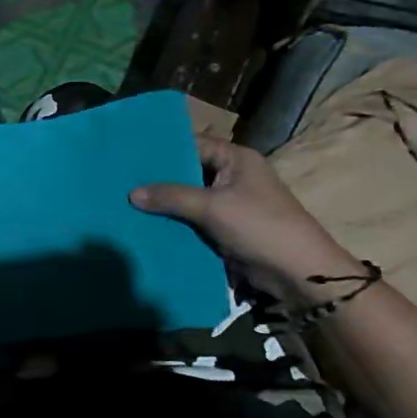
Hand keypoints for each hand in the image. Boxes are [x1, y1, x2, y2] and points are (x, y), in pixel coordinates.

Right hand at [129, 135, 356, 298]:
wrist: (297, 273)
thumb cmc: (260, 227)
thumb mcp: (212, 207)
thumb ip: (171, 196)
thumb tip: (132, 193)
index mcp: (236, 159)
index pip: (192, 144)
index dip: (162, 149)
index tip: (129, 153)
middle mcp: (232, 176)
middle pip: (187, 171)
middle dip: (157, 179)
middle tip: (120, 179)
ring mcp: (228, 204)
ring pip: (187, 199)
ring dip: (163, 204)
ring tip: (124, 202)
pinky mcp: (224, 229)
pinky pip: (192, 220)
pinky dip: (173, 223)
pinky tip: (144, 225)